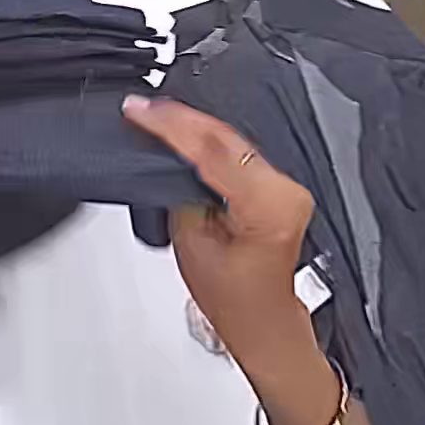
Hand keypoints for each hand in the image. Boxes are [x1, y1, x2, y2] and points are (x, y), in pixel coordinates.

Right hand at [123, 96, 339, 424]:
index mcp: (269, 205)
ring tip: (152, 114)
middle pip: (224, 137)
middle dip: (177, 118)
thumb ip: (180, 188)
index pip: (212, 150)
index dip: (170, 125)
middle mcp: (285, 188)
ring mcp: (285, 183)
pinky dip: (205, 138)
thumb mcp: (191, 239)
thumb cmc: (232, 297)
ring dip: (189, 125)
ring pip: (229, 138)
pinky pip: (236, 149)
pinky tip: (181, 130)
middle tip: (139, 107)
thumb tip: (166, 153)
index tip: (138, 111)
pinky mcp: (277, 182)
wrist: (262, 317)